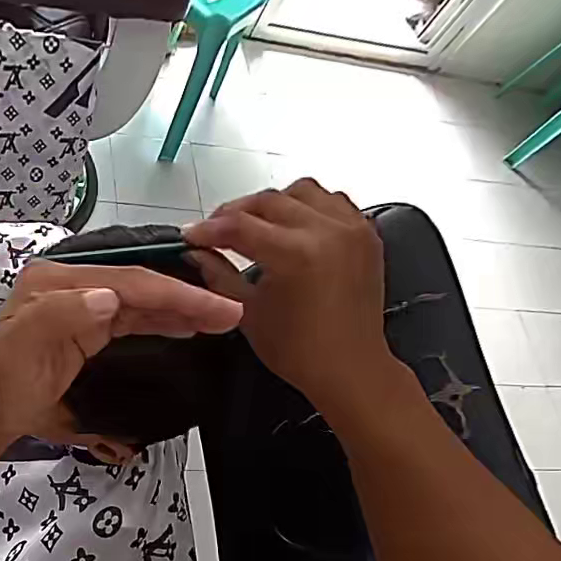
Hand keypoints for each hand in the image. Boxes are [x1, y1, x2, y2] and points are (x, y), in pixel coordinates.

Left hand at [8, 259, 242, 338]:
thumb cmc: (7, 385)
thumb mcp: (19, 350)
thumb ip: (58, 316)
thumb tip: (109, 297)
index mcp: (57, 281)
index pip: (126, 281)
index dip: (172, 292)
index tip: (214, 306)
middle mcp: (74, 283)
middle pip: (142, 286)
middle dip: (188, 297)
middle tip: (232, 311)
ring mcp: (85, 303)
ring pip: (144, 300)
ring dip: (183, 308)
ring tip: (224, 318)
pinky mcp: (94, 324)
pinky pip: (137, 317)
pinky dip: (166, 319)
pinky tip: (191, 324)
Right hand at [182, 179, 395, 414]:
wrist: (349, 368)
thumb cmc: (304, 353)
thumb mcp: (248, 313)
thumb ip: (219, 276)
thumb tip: (199, 254)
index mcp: (295, 253)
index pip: (238, 224)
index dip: (209, 229)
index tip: (195, 235)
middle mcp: (326, 233)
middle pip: (267, 201)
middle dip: (236, 213)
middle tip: (219, 231)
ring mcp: (350, 231)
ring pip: (302, 192)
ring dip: (274, 204)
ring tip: (258, 225)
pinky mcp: (365, 236)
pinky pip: (333, 202)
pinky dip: (310, 208)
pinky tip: (295, 226)